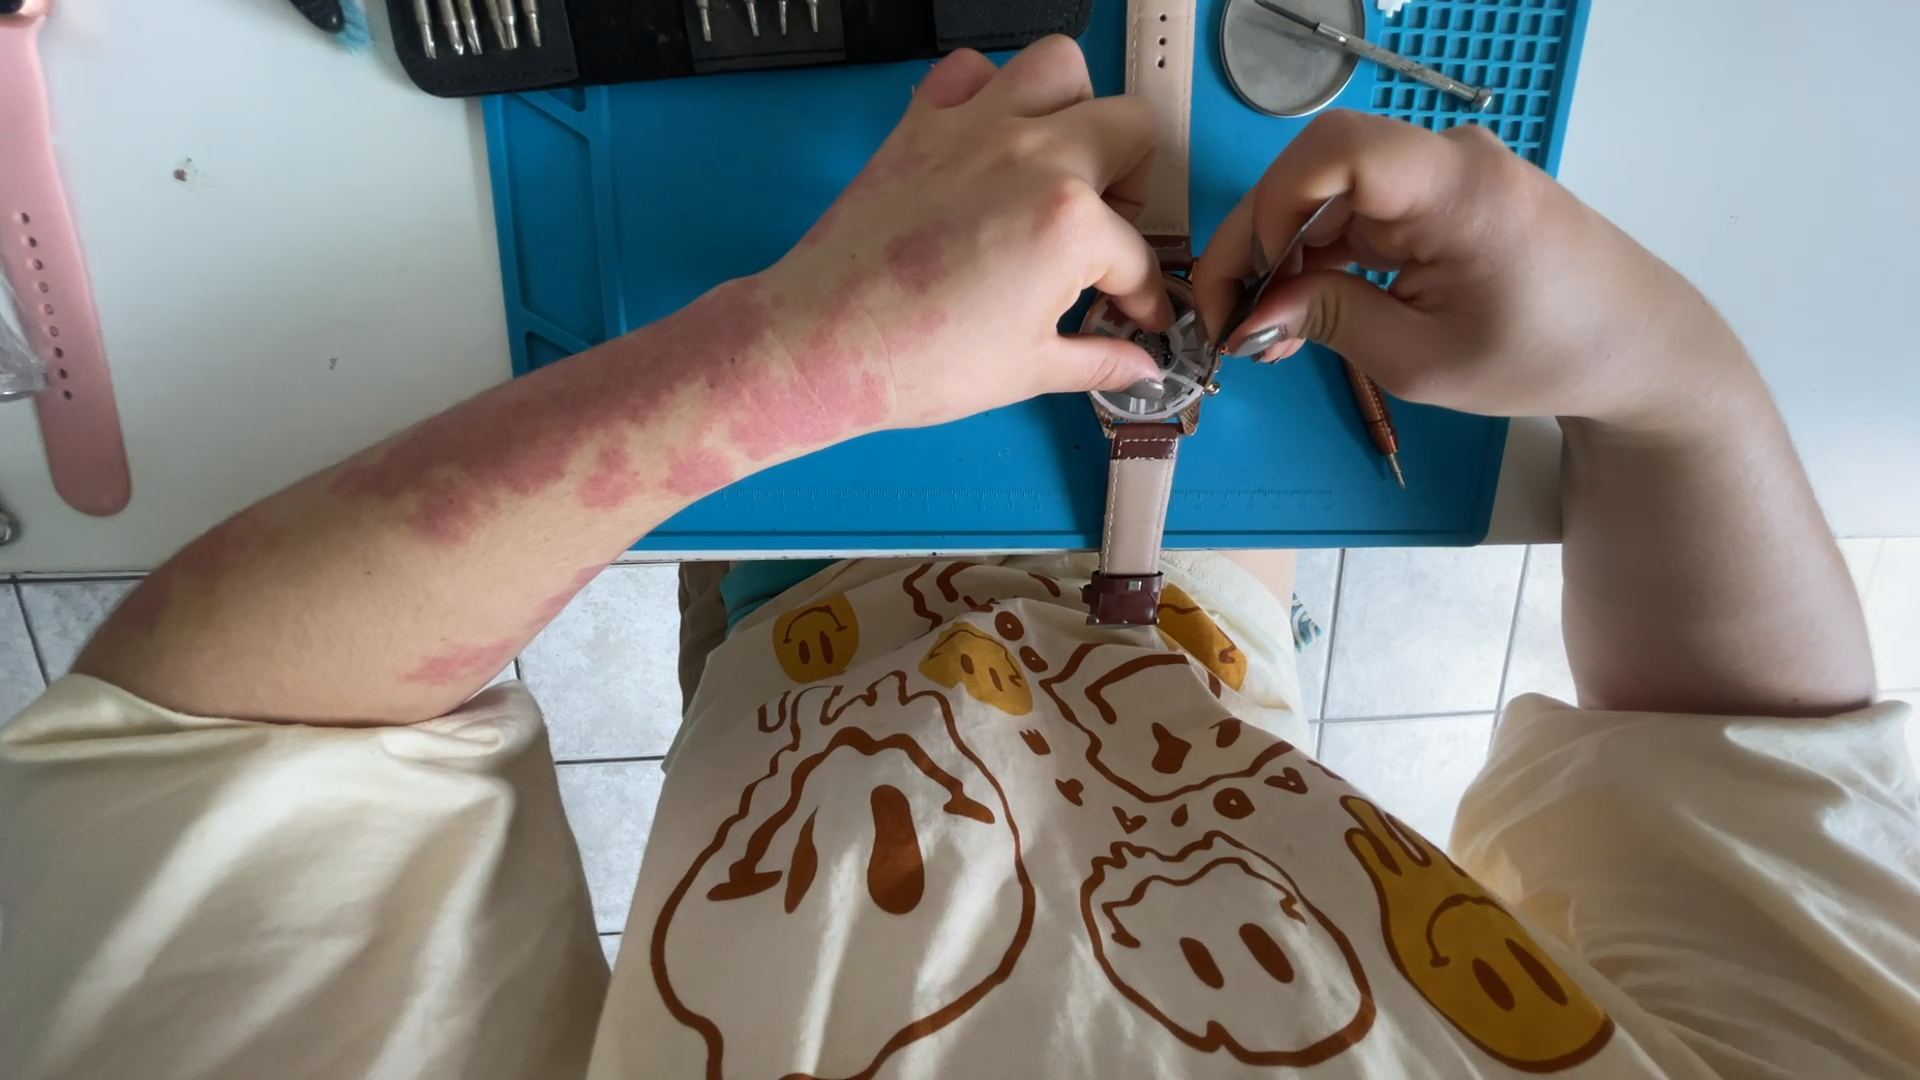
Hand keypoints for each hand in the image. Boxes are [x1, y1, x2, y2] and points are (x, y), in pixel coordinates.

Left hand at [754, 36, 1172, 432]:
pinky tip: (989, 144)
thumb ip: (1100, 362)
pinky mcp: (922, 126)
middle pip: (1129, 131)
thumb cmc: (920, 364)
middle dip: (1135, 187)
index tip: (1139, 314)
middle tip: (1106, 237)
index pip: (1136, 255)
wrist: (825, 346)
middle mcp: (1033, 156)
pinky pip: (971, 71)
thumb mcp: (1029, 372)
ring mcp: (975, 129)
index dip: (1145, 295)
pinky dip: (992, 92)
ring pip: (1061, 70)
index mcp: (1070, 223)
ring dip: (1077, 112)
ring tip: (1061, 170)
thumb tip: (1141, 369)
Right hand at [1191, 110, 1755, 428]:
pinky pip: (1346, 221)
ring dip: (1276, 263)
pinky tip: (1296, 317)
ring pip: (1318, 200)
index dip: (1270, 208)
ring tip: (1263, 335)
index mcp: (1456, 188)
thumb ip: (1324, 322)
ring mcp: (1434, 179)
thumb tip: (1242, 320)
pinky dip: (1309, 266)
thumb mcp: (1415, 359)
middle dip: (1253, 245)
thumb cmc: (1536, 358)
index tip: (1254, 282)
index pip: (1334, 150)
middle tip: (1228, 321)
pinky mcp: (1428, 203)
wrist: (1631, 349)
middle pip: (1310, 173)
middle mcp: (1442, 162)